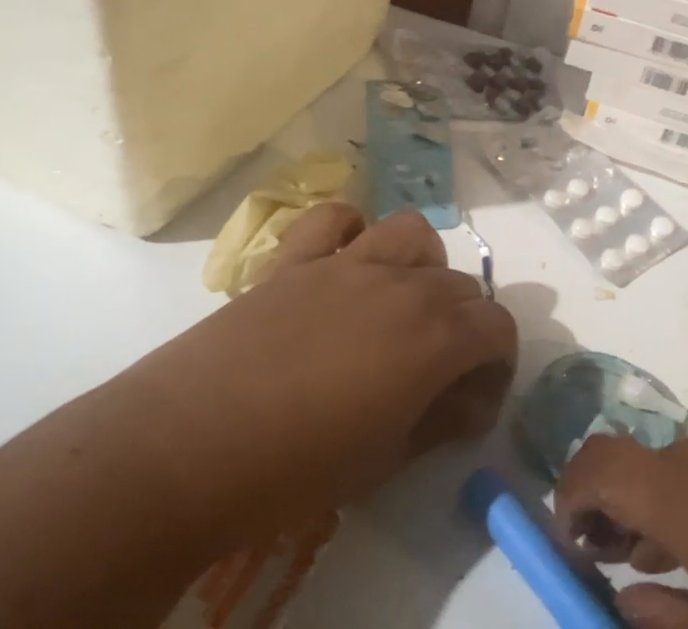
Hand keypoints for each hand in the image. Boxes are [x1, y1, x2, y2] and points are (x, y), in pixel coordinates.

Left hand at [121, 203, 516, 553]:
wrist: (189, 447)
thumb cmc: (298, 469)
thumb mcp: (388, 460)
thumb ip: (440, 421)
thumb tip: (467, 402)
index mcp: (435, 337)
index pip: (498, 328)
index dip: (497, 365)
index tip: (472, 403)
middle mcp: (400, 286)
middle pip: (460, 286)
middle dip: (465, 327)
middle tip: (435, 375)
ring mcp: (344, 264)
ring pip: (411, 234)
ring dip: (422, 267)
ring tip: (399, 308)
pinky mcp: (294, 261)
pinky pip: (334, 219)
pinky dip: (350, 231)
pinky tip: (343, 266)